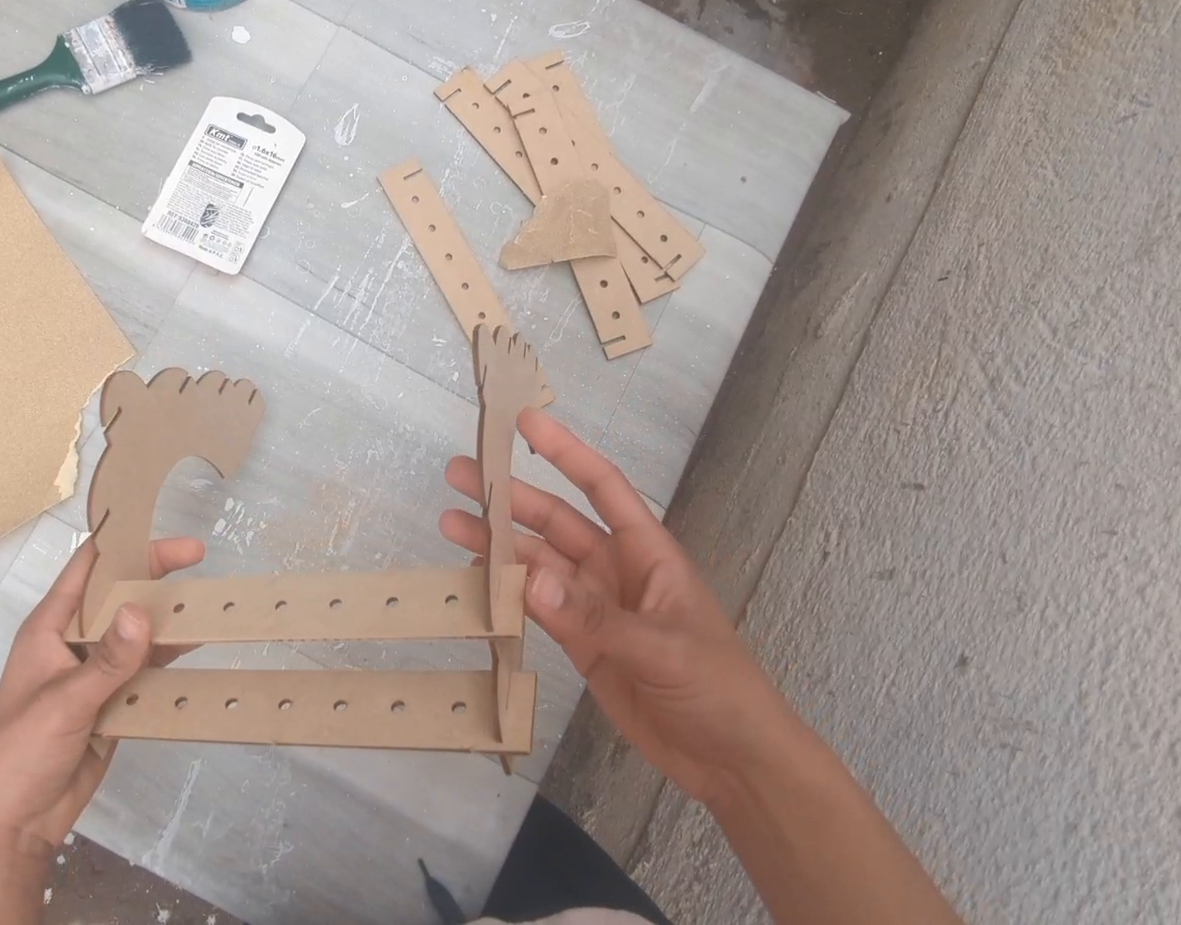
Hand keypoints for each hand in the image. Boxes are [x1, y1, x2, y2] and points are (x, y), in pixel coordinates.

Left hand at [0, 535, 204, 856]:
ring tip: (207, 600)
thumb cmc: (18, 753)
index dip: (120, 541)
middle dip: (155, 574)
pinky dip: (169, 658)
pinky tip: (197, 647)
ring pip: (136, 632)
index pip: (87, 568)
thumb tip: (143, 611)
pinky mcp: (113, 701)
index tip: (157, 524)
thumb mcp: (63, 702)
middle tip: (199, 557)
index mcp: (50, 628)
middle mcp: (74, 641)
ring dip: (167, 617)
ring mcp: (95, 673)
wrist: (12, 824)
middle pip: (119, 595)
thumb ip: (106, 660)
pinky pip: (145, 669)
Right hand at [439, 406, 798, 801]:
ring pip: (536, 563)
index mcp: (646, 551)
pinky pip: (534, 607)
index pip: (601, 487)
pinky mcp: (578, 643)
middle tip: (461, 474)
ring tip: (450, 522)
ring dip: (497, 544)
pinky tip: (474, 577)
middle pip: (554, 521)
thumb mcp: (662, 647)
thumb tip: (530, 580)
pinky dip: (504, 591)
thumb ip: (594, 616)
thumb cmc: (716, 687)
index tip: (525, 422)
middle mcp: (614, 568)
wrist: (730, 758)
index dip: (565, 451)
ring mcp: (592, 606)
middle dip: (510, 497)